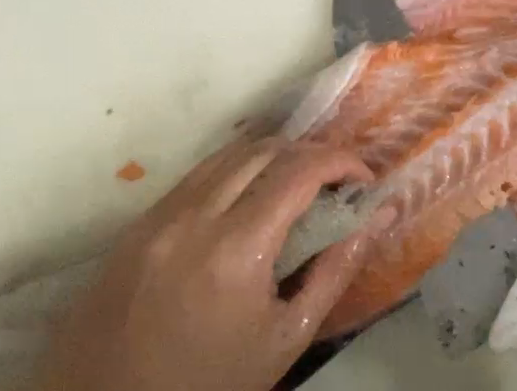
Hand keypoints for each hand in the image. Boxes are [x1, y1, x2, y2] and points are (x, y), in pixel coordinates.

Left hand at [32, 135, 393, 390]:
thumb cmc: (209, 383)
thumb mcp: (287, 336)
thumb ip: (339, 267)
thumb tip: (383, 213)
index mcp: (236, 248)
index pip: (302, 170)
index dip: (343, 162)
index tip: (363, 181)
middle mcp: (193, 218)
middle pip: (267, 149)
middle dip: (312, 155)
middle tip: (334, 182)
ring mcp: (156, 219)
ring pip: (228, 154)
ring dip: (273, 156)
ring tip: (294, 185)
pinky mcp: (133, 228)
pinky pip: (195, 176)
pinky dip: (234, 172)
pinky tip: (246, 201)